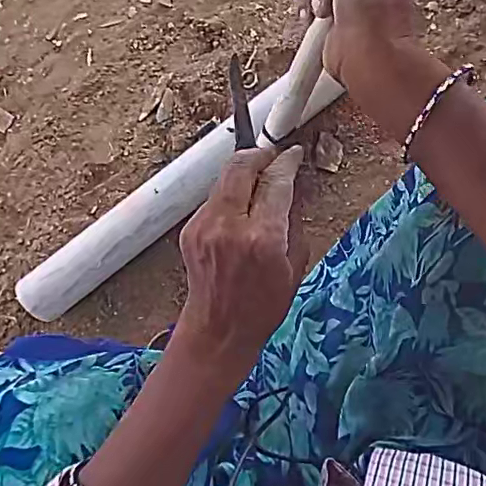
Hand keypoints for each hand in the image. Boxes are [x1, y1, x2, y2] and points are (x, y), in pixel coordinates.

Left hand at [171, 145, 304, 383]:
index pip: (275, 181)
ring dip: (245, 172)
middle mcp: (229, 227)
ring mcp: (204, 227)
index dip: (287, 162)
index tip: (294, 155)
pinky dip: (231, 194)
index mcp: (262, 238)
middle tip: (274, 156)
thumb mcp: (295, 264)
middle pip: (241, 166)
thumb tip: (296, 185)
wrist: (219, 331)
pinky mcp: (190, 230)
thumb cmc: (262, 307)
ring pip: (224, 177)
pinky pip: (214, 198)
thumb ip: (294, 218)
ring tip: (261, 180)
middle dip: (260, 154)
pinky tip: (243, 207)